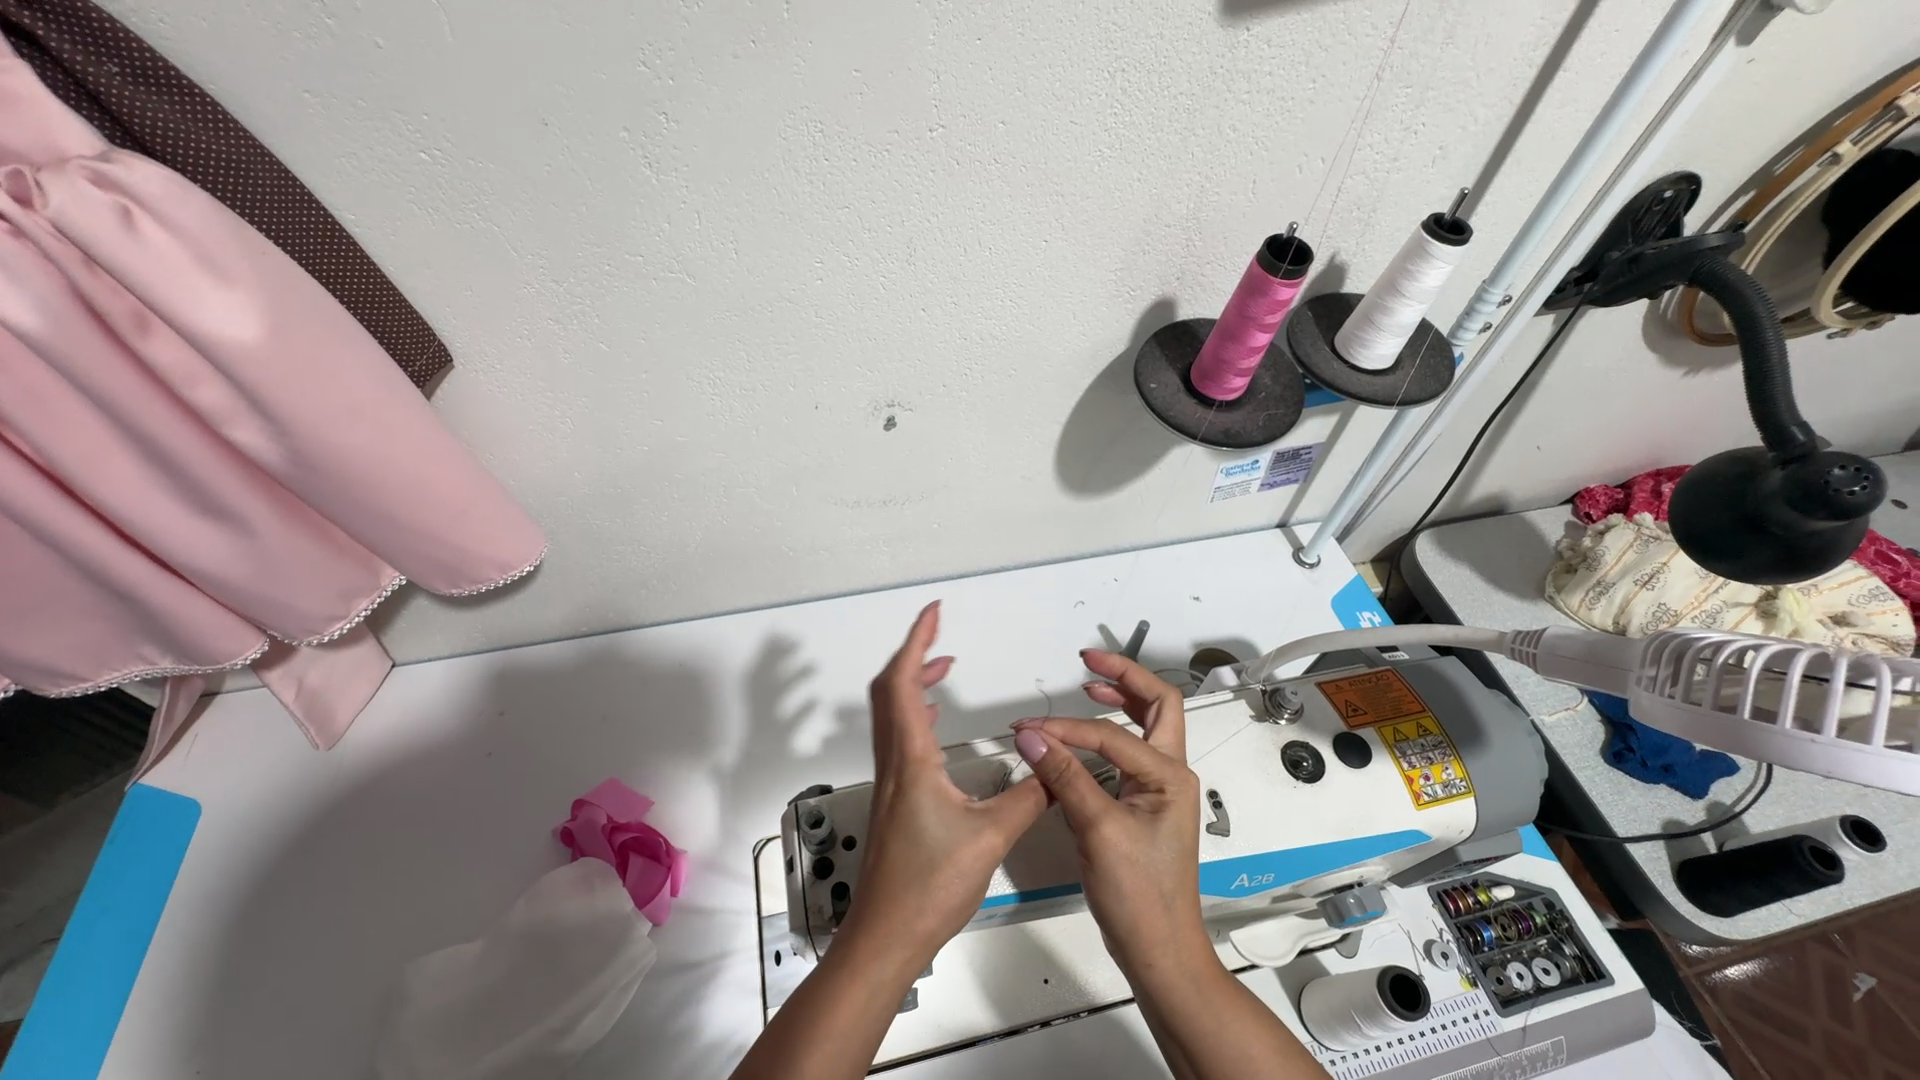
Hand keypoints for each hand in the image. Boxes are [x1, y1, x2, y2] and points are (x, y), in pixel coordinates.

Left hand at [838, 602, 1049, 970]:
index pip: (902, 682)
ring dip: (912, 683)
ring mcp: (890, 782)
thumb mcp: (991, 838)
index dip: (916, 641)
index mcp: (911, 760)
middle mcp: (894, 764)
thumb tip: (1055, 770)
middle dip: (913, 654)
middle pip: (888, 690)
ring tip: (942, 669)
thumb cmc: (927, 889)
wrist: (886, 935)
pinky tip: (935, 726)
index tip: (933, 613)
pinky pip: (898, 739)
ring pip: (890, 714)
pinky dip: (914, 715)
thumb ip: (1029, 798)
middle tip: (941, 635)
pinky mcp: (895, 800)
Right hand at [1012, 650, 1209, 979]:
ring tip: (1089, 687)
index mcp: (1170, 775)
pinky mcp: (1143, 808)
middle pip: (1158, 706)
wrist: (1159, 948)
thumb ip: (1065, 777)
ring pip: (1146, 729)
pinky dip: (1106, 737)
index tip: (1028, 731)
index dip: (1067, 728)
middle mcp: (1171, 776)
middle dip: (1126, 678)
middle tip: (1090, 661)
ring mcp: (1159, 792)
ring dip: (1121, 703)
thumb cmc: (1140, 895)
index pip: (1112, 734)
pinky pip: (1127, 757)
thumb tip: (1032, 737)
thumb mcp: (1099, 830)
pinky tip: (1082, 741)